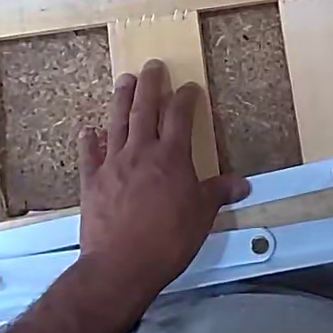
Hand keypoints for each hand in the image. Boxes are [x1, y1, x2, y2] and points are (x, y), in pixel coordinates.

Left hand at [73, 60, 249, 303]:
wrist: (120, 267)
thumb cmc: (168, 239)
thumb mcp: (202, 215)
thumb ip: (218, 193)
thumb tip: (242, 184)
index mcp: (172, 157)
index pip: (180, 116)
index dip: (185, 98)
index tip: (189, 87)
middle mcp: (142, 153)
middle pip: (145, 110)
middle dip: (150, 85)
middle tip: (152, 66)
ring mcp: (113, 165)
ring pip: (117, 123)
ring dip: (121, 100)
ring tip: (124, 80)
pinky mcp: (92, 183)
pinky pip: (90, 156)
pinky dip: (89, 141)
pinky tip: (89, 130)